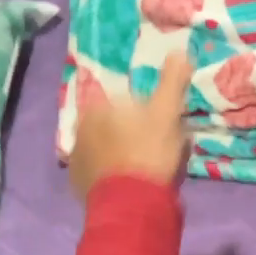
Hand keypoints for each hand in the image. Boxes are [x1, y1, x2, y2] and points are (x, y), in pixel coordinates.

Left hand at [68, 52, 191, 197]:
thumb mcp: (166, 114)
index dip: (139, 111)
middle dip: (125, 132)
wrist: (132, 205)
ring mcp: (76, 158)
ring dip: (116, 154)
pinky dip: (109, 176)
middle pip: (108, 125)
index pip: (118, 101)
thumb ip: (172, 82)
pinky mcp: (78, 185)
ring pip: (100, 149)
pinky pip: (96, 174)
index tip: (155, 125)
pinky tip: (127, 184)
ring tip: (140, 169)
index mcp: (97, 107)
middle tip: (151, 148)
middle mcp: (79, 128)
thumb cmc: (148, 153)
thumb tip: (179, 50)